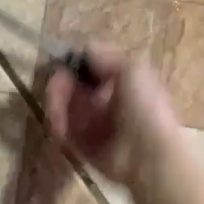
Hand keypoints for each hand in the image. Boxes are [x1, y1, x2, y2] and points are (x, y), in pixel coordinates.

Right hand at [41, 45, 183, 187]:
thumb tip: (81, 49)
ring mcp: (90, 123)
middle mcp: (102, 100)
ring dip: (55, 105)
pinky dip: (57, 125)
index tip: (63, 63)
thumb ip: (103, 56)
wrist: (148, 154)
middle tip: (55, 86)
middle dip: (59, 84)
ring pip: (61, 106)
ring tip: (57, 111)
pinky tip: (59, 126)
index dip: (72, 63)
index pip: (86, 67)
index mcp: (117, 82)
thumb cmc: (144, 107)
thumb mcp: (131, 68)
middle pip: (68, 85)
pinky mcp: (80, 144)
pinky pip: (60, 129)